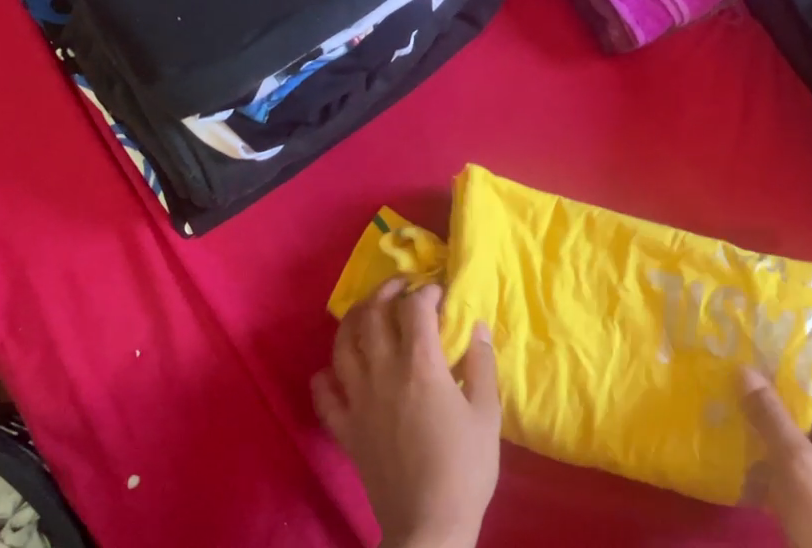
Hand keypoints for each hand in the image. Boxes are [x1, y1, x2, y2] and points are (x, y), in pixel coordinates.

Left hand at [312, 279, 501, 547]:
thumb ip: (482, 364)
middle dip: (385, 292)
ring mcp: (358, 401)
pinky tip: (335, 368)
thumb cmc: (465, 468)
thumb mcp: (487, 413)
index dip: (426, 292)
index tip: (439, 291)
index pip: (415, 309)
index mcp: (420, 366)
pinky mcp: (345, 429)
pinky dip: (325, 374)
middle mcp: (383, 373)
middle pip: (372, 316)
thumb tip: (477, 326)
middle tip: (401, 287)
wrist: (428, 525)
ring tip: (366, 312)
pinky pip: (324, 394)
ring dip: (352, 320)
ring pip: (342, 345)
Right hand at [740, 347, 811, 547]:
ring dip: (772, 405)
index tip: (774, 346)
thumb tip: (743, 370)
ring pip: (803, 417)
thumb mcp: (795, 462)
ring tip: (737, 390)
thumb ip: (770, 414)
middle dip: (783, 378)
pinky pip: (794, 442)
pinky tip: (741, 428)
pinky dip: (771, 432)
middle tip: (746, 362)